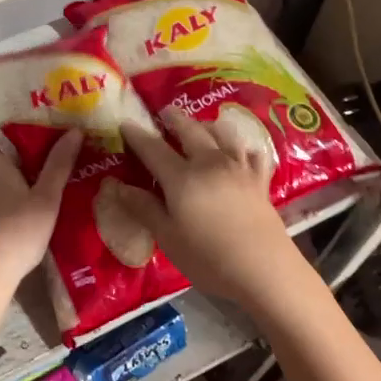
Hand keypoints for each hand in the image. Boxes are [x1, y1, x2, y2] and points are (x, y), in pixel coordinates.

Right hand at [114, 110, 308, 310]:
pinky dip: (243, 147)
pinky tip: (242, 151)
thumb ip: (144, 208)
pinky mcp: (260, 181)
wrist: (262, 269)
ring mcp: (239, 169)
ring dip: (208, 126)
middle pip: (191, 132)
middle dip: (175, 119)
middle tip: (165, 112)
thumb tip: (117, 187)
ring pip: (223, 135)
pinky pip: (252, 154)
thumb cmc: (207, 258)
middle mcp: (210, 163)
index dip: (137, 136)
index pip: (154, 149)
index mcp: (182, 178)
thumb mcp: (168, 237)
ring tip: (201, 125)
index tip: (125, 124)